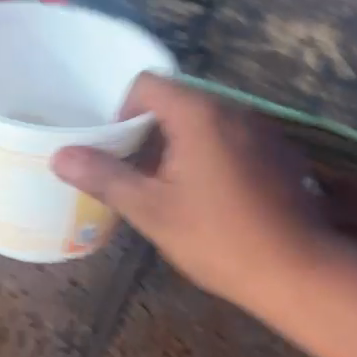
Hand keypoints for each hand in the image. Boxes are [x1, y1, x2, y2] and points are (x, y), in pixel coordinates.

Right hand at [51, 74, 333, 309]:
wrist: (296, 270)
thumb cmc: (217, 239)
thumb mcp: (152, 211)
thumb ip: (105, 177)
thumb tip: (60, 156)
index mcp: (199, 113)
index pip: (147, 85)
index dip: (122, 113)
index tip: (117, 154)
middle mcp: (234, 109)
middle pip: (179, 103)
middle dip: (152, 135)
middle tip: (138, 178)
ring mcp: (263, 131)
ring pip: (208, 125)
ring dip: (183, 149)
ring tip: (172, 194)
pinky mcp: (281, 155)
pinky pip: (235, 143)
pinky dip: (215, 160)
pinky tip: (214, 203)